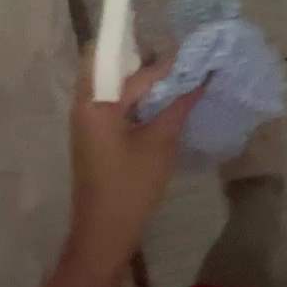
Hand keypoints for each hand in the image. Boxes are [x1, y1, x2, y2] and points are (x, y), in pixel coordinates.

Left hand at [64, 47, 205, 272]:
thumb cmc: (129, 187)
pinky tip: (160, 101)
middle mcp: (84, 104)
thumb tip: (202, 78)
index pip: (129, 68)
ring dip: (138, 77)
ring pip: (111, 83)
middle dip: (142, 57)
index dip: (161, 60)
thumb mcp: (160, 144)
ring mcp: (86, 120)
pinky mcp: (94, 134)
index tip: (190, 51)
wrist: (103, 235)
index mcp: (94, 102)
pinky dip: (134, 96)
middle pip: (109, 64)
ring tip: (174, 75)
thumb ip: (179, 105)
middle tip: (178, 56)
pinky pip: (113, 101)